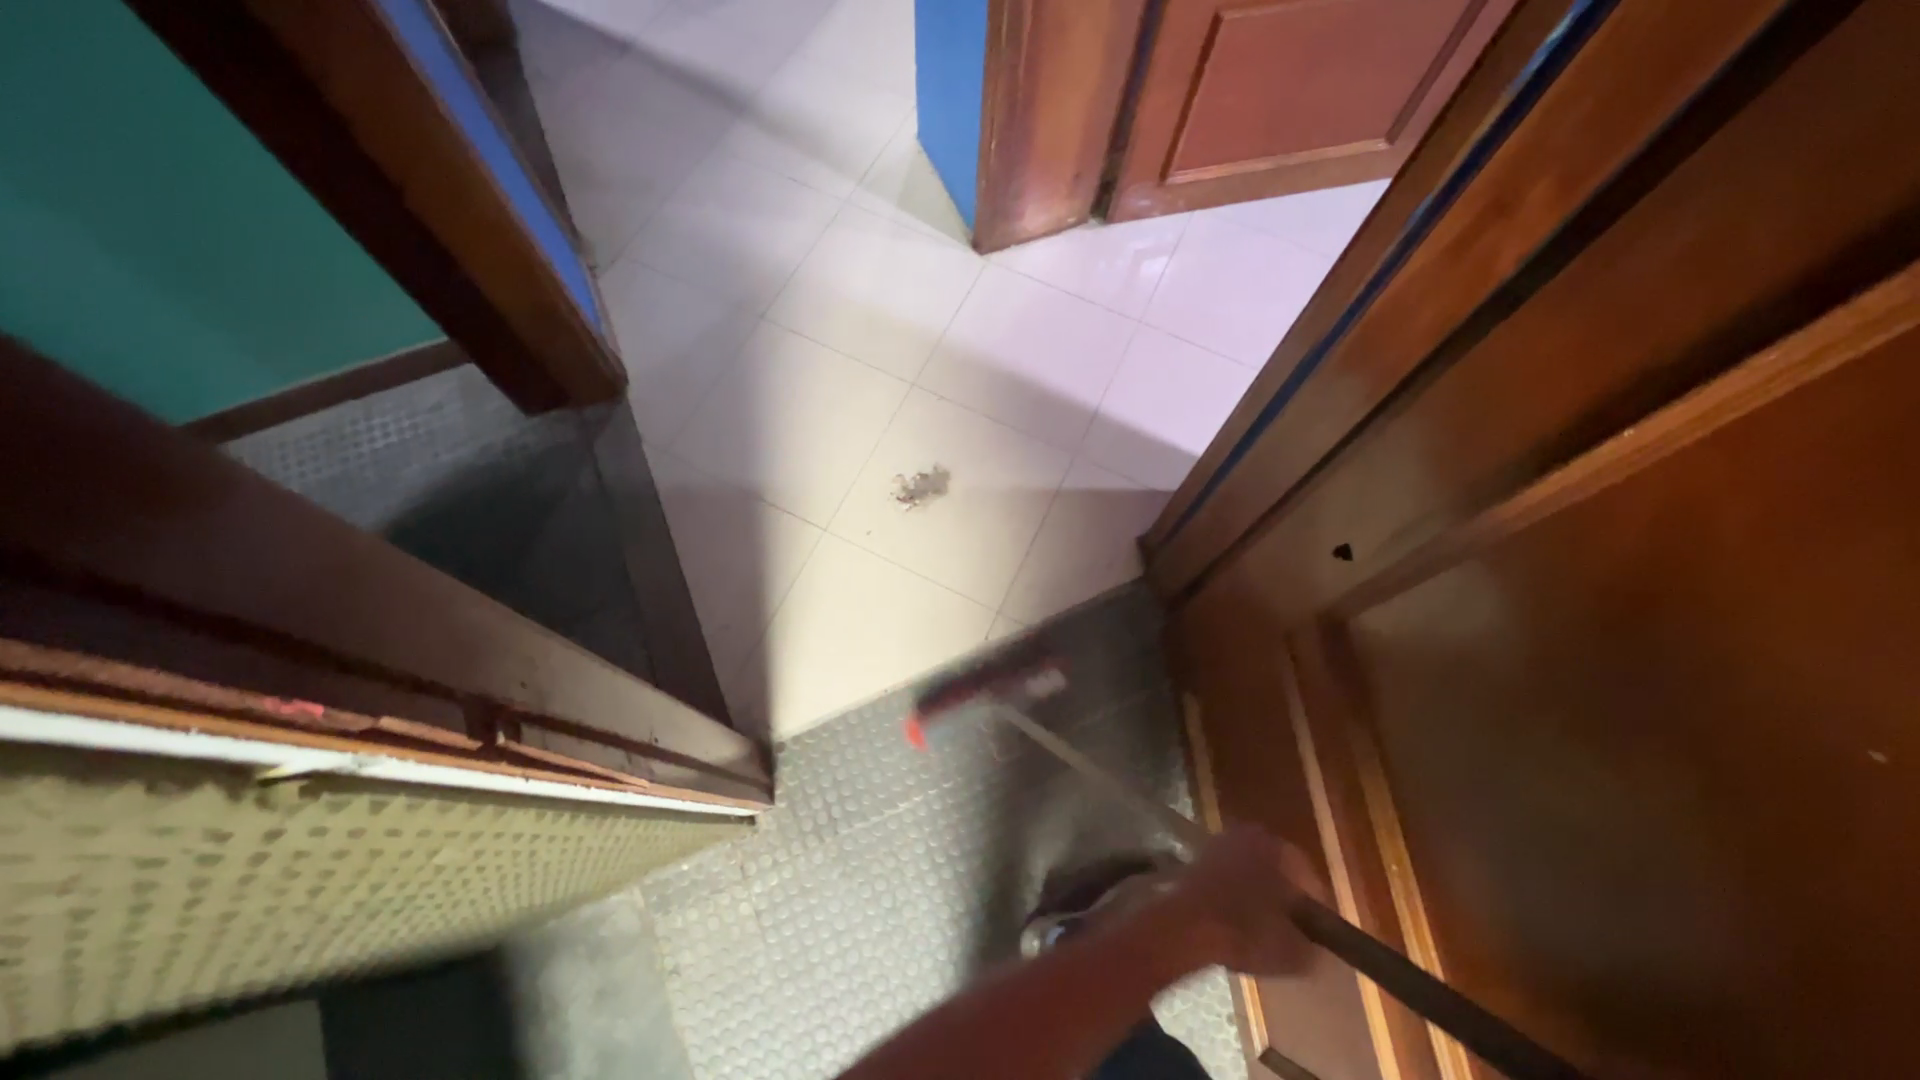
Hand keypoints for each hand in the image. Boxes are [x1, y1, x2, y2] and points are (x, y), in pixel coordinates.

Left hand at [1162, 824, 1326, 976]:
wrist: (1185, 925)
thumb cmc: (1246, 934)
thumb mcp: (1294, 954)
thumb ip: (1313, 948)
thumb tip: (1315, 947)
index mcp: (1286, 852)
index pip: (1313, 887)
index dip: (1316, 917)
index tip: (1313, 940)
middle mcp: (1257, 836)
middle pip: (1282, 874)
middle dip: (1286, 900)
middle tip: (1286, 933)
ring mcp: (1225, 841)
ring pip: (1254, 872)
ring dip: (1258, 894)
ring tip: (1258, 929)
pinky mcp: (1201, 854)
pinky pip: (1229, 875)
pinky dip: (1234, 892)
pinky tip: (1232, 917)